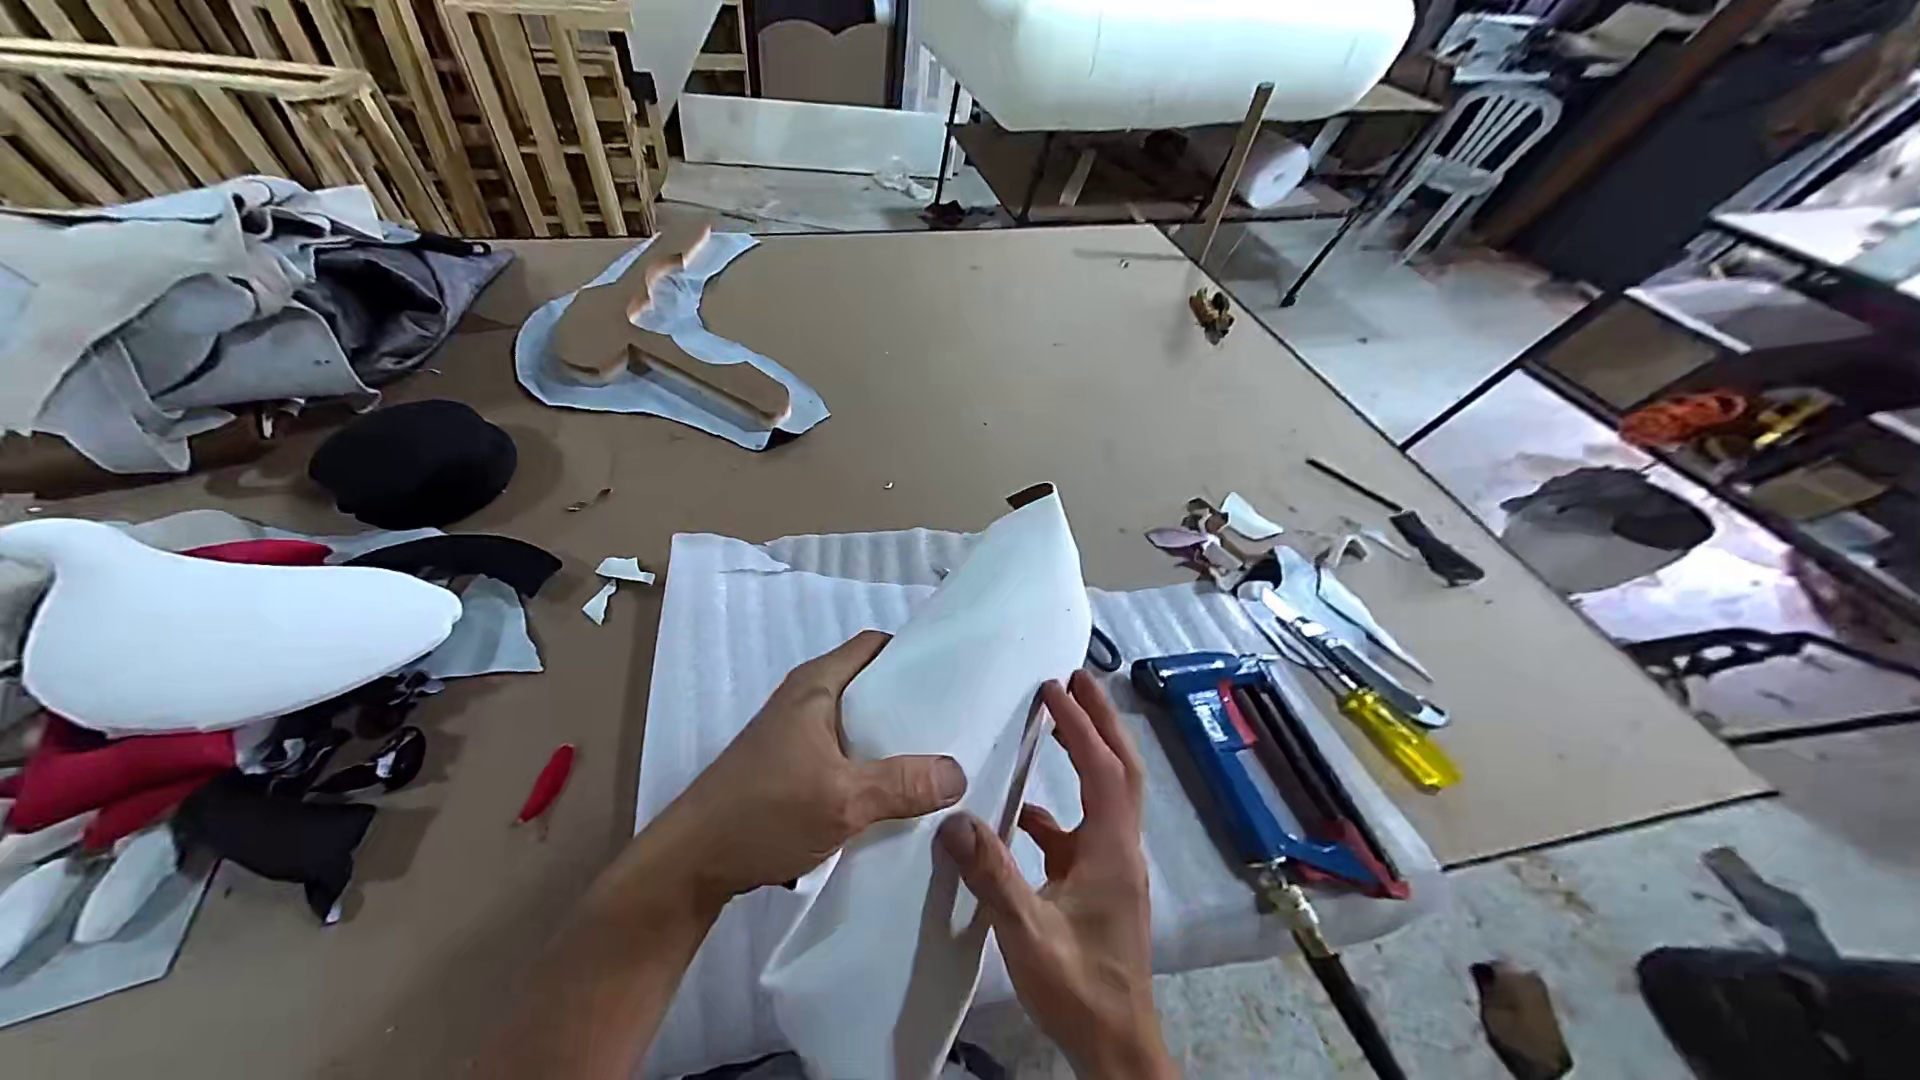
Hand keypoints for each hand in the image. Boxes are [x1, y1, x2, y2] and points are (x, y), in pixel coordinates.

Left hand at [645, 630, 967, 909]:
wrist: (690, 865)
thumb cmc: (763, 812)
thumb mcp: (842, 799)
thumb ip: (903, 784)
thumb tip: (960, 773)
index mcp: (816, 685)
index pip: (875, 646)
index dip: (913, 653)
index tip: (952, 675)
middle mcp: (807, 699)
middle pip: (871, 685)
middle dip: (911, 703)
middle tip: (954, 724)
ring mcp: (797, 735)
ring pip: (859, 724)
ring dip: (892, 740)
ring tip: (935, 760)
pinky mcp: (792, 766)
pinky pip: (845, 753)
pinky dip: (871, 765)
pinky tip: (895, 792)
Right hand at [938, 671, 1175, 1079]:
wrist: (1116, 1047)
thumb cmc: (1079, 988)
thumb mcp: (1028, 934)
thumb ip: (992, 876)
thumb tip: (956, 820)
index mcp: (1112, 849)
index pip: (1103, 768)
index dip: (1081, 724)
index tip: (1054, 687)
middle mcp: (1121, 847)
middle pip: (1123, 767)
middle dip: (1102, 719)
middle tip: (1077, 679)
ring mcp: (1114, 866)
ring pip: (1108, 793)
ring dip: (1088, 752)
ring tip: (1058, 722)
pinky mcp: (1101, 884)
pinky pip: (1083, 830)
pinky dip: (1061, 809)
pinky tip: (1027, 814)